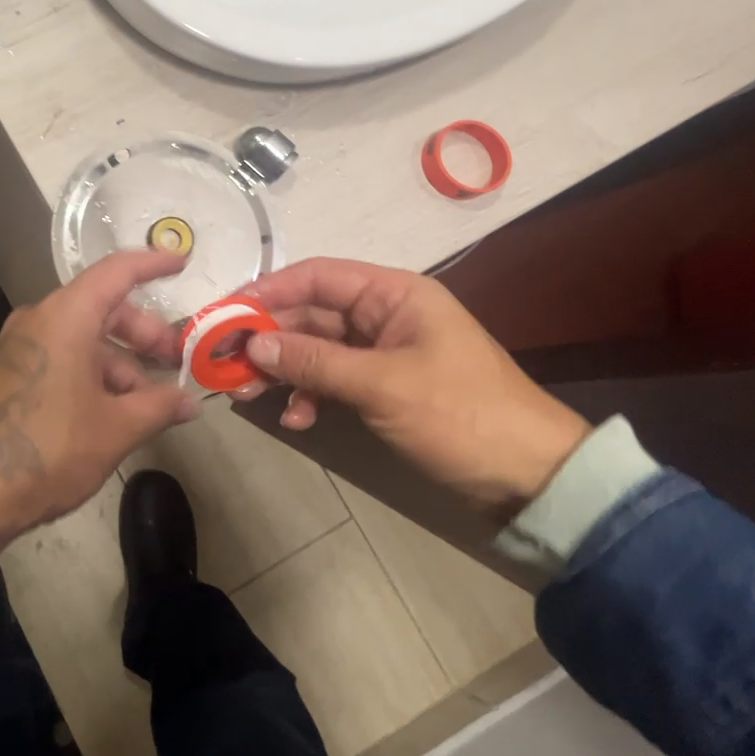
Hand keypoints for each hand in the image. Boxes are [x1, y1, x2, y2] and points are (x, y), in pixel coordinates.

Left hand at [0, 250, 200, 551]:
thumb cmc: (50, 449)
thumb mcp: (116, 428)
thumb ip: (159, 407)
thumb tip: (189, 403)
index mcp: (65, 317)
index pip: (116, 272)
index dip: (152, 263)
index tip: (182, 264)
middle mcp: (38, 320)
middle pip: (101, 308)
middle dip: (143, 333)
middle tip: (174, 362)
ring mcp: (18, 347)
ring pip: (81, 338)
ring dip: (119, 363)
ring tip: (148, 405)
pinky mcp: (6, 373)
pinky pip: (59, 357)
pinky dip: (90, 374)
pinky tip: (112, 411)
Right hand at [234, 258, 589, 519]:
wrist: (531, 478)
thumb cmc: (461, 416)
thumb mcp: (382, 385)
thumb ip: (314, 361)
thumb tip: (253, 342)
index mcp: (393, 295)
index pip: (316, 277)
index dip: (266, 291)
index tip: (223, 313)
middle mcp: (383, 315)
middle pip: (309, 314)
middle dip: (267, 338)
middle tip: (225, 363)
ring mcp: (382, 353)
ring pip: (315, 349)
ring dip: (282, 370)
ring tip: (248, 395)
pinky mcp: (383, 387)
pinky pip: (331, 380)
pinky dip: (309, 396)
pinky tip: (295, 420)